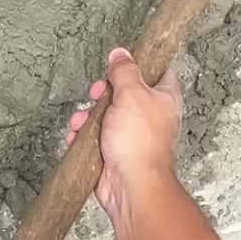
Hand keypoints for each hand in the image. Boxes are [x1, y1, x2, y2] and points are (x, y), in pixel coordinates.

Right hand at [65, 47, 182, 218]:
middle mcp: (150, 116)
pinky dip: (83, 136)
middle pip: (124, 93)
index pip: (158, 71)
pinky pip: (95, 138)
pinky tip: (77, 136)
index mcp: (163, 98)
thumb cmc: (139, 143)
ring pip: (106, 116)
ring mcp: (131, 136)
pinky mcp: (114, 152)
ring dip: (88, 116)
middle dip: (104, 93)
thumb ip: (124, 71)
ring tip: (82, 121)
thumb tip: (120, 54)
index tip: (123, 61)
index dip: (140, 64)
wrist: (130, 184)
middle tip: (97, 94)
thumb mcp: (131, 93)